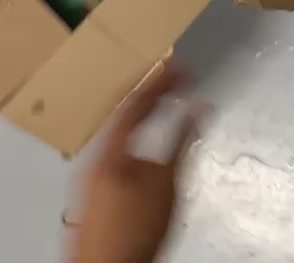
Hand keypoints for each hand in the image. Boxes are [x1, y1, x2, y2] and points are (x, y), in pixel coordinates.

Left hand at [70, 68, 202, 262]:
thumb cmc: (136, 226)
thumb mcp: (167, 180)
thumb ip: (183, 137)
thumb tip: (200, 105)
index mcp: (111, 150)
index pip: (136, 103)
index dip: (161, 81)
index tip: (183, 66)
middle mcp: (96, 157)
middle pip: (122, 112)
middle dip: (150, 90)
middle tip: (175, 75)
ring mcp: (92, 175)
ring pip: (118, 128)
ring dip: (142, 109)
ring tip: (164, 97)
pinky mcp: (96, 188)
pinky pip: (115, 143)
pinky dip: (135, 128)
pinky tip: (147, 132)